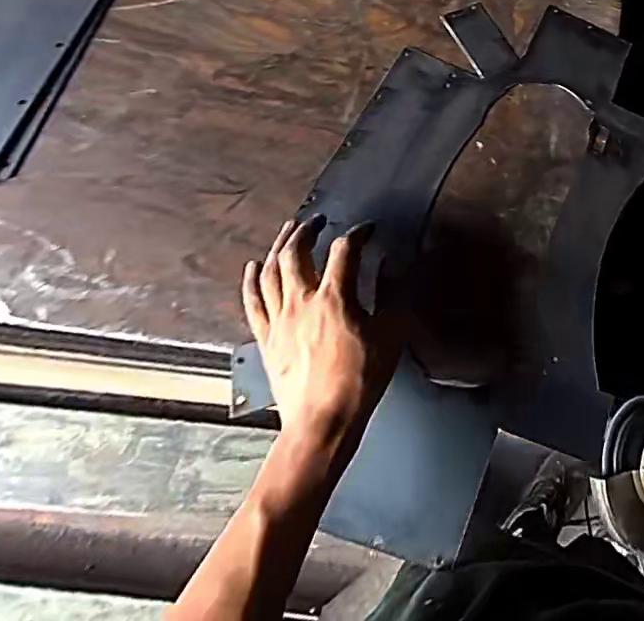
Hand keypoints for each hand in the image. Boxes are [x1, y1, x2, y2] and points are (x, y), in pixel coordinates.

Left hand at [243, 217, 399, 456]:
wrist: (321, 423)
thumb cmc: (358, 383)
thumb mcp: (390, 337)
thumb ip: (391, 296)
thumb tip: (390, 266)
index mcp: (335, 298)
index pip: (345, 250)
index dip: (358, 234)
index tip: (367, 230)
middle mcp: (302, 300)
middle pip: (298, 250)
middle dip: (308, 229)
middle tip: (318, 220)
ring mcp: (280, 318)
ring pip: (273, 269)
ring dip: (280, 244)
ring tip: (288, 230)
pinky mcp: (266, 337)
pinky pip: (253, 301)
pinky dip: (252, 280)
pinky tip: (254, 265)